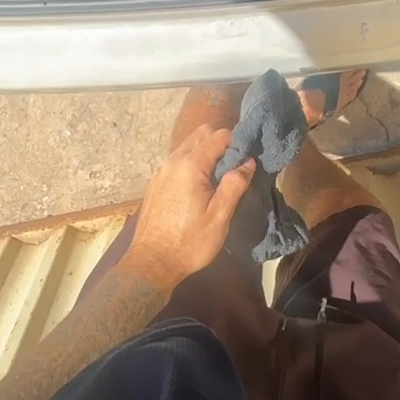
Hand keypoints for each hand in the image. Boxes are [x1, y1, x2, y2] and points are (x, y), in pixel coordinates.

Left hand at [119, 125, 255, 292]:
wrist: (151, 264)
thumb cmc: (189, 242)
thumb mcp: (219, 217)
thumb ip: (234, 184)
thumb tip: (247, 162)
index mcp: (190, 165)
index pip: (218, 136)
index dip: (236, 143)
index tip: (246, 160)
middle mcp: (173, 161)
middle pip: (200, 135)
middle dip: (220, 144)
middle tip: (233, 168)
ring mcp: (161, 171)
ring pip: (187, 146)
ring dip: (205, 154)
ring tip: (218, 179)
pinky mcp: (156, 182)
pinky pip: (178, 160)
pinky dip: (192, 163)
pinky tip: (199, 187)